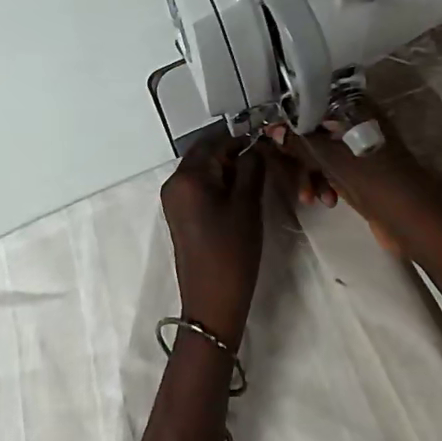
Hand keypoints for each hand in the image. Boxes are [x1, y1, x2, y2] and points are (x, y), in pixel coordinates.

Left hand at [160, 130, 266, 340]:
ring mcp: (174, 200)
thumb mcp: (247, 205)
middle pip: (205, 153)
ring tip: (256, 177)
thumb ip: (251, 168)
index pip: (215, 141)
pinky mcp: (180, 215)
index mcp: (188, 177)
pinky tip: (240, 194)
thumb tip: (255, 146)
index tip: (267, 140)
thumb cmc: (232, 251)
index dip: (241, 138)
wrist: (212, 302)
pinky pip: (199, 187)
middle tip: (264, 159)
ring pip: (203, 170)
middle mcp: (174, 183)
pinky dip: (219, 183)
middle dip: (233, 152)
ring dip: (227, 168)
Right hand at [267, 114, 441, 253]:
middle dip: (299, 154)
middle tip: (284, 170)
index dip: (291, 118)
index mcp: (356, 111)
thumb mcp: (332, 160)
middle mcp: (358, 124)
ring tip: (307, 198)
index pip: (314, 104)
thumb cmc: (375, 181)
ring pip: (323, 154)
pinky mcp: (363, 173)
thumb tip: (271, 128)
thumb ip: (300, 142)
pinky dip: (325, 183)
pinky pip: (334, 171)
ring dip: (311, 174)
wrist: (415, 222)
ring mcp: (361, 150)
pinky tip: (324, 201)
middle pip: (316, 131)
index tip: (270, 132)